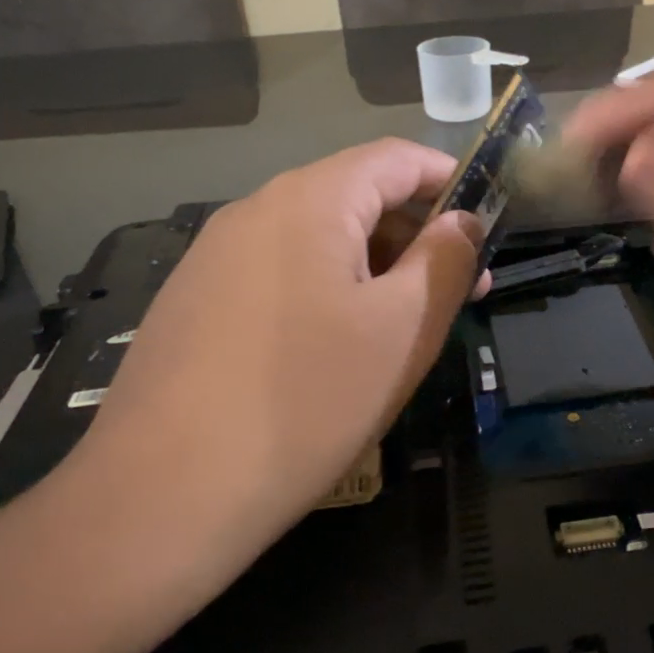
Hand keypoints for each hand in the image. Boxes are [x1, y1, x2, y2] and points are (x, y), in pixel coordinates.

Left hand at [77, 138, 484, 522]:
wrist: (164, 494)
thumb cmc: (307, 401)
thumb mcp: (402, 330)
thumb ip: (445, 260)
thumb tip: (462, 221)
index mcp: (308, 201)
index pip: (396, 158)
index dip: (451, 180)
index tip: (489, 224)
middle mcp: (254, 212)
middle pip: (354, 195)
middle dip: (417, 233)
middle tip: (462, 289)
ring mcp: (215, 258)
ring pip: (316, 240)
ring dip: (374, 267)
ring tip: (407, 325)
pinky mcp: (195, 303)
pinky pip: (280, 276)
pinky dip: (327, 292)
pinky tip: (339, 349)